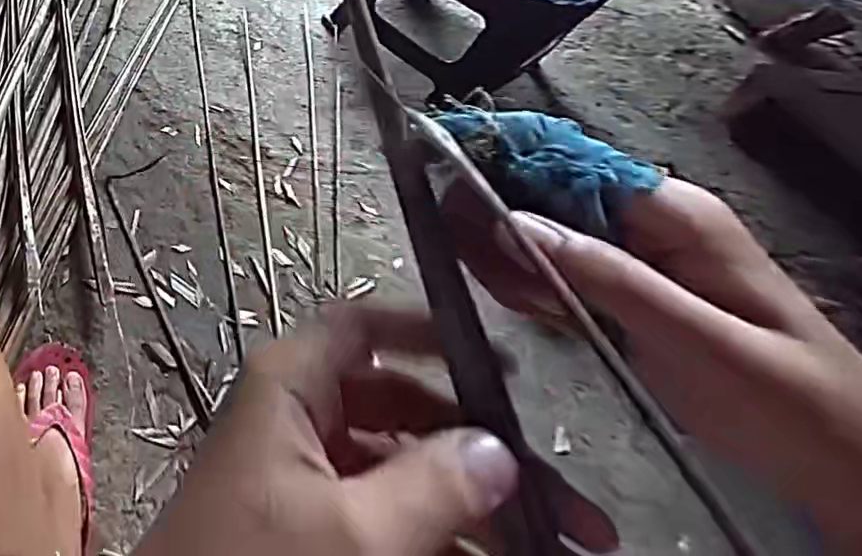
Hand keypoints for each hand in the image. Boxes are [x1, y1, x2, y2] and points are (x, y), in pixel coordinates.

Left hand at [134, 304, 616, 555]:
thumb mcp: (356, 532)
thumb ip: (432, 486)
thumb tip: (495, 448)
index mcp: (291, 382)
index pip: (360, 328)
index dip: (425, 332)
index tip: (503, 367)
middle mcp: (296, 409)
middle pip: (396, 403)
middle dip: (476, 446)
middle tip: (569, 507)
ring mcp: (301, 463)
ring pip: (396, 462)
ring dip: (468, 501)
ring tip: (558, 547)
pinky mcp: (306, 513)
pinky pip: (379, 506)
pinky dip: (434, 531)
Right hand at [451, 176, 861, 554]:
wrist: (860, 483)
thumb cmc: (801, 409)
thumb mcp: (702, 342)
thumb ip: (605, 275)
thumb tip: (511, 220)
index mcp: (669, 210)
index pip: (560, 157)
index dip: (496, 158)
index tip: (442, 178)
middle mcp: (639, 218)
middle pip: (531, 190)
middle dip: (496, 225)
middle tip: (486, 268)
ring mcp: (624, 251)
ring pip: (526, 229)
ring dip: (508, 262)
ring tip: (524, 302)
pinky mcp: (613, 283)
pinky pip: (543, 265)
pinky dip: (524, 284)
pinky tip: (536, 310)